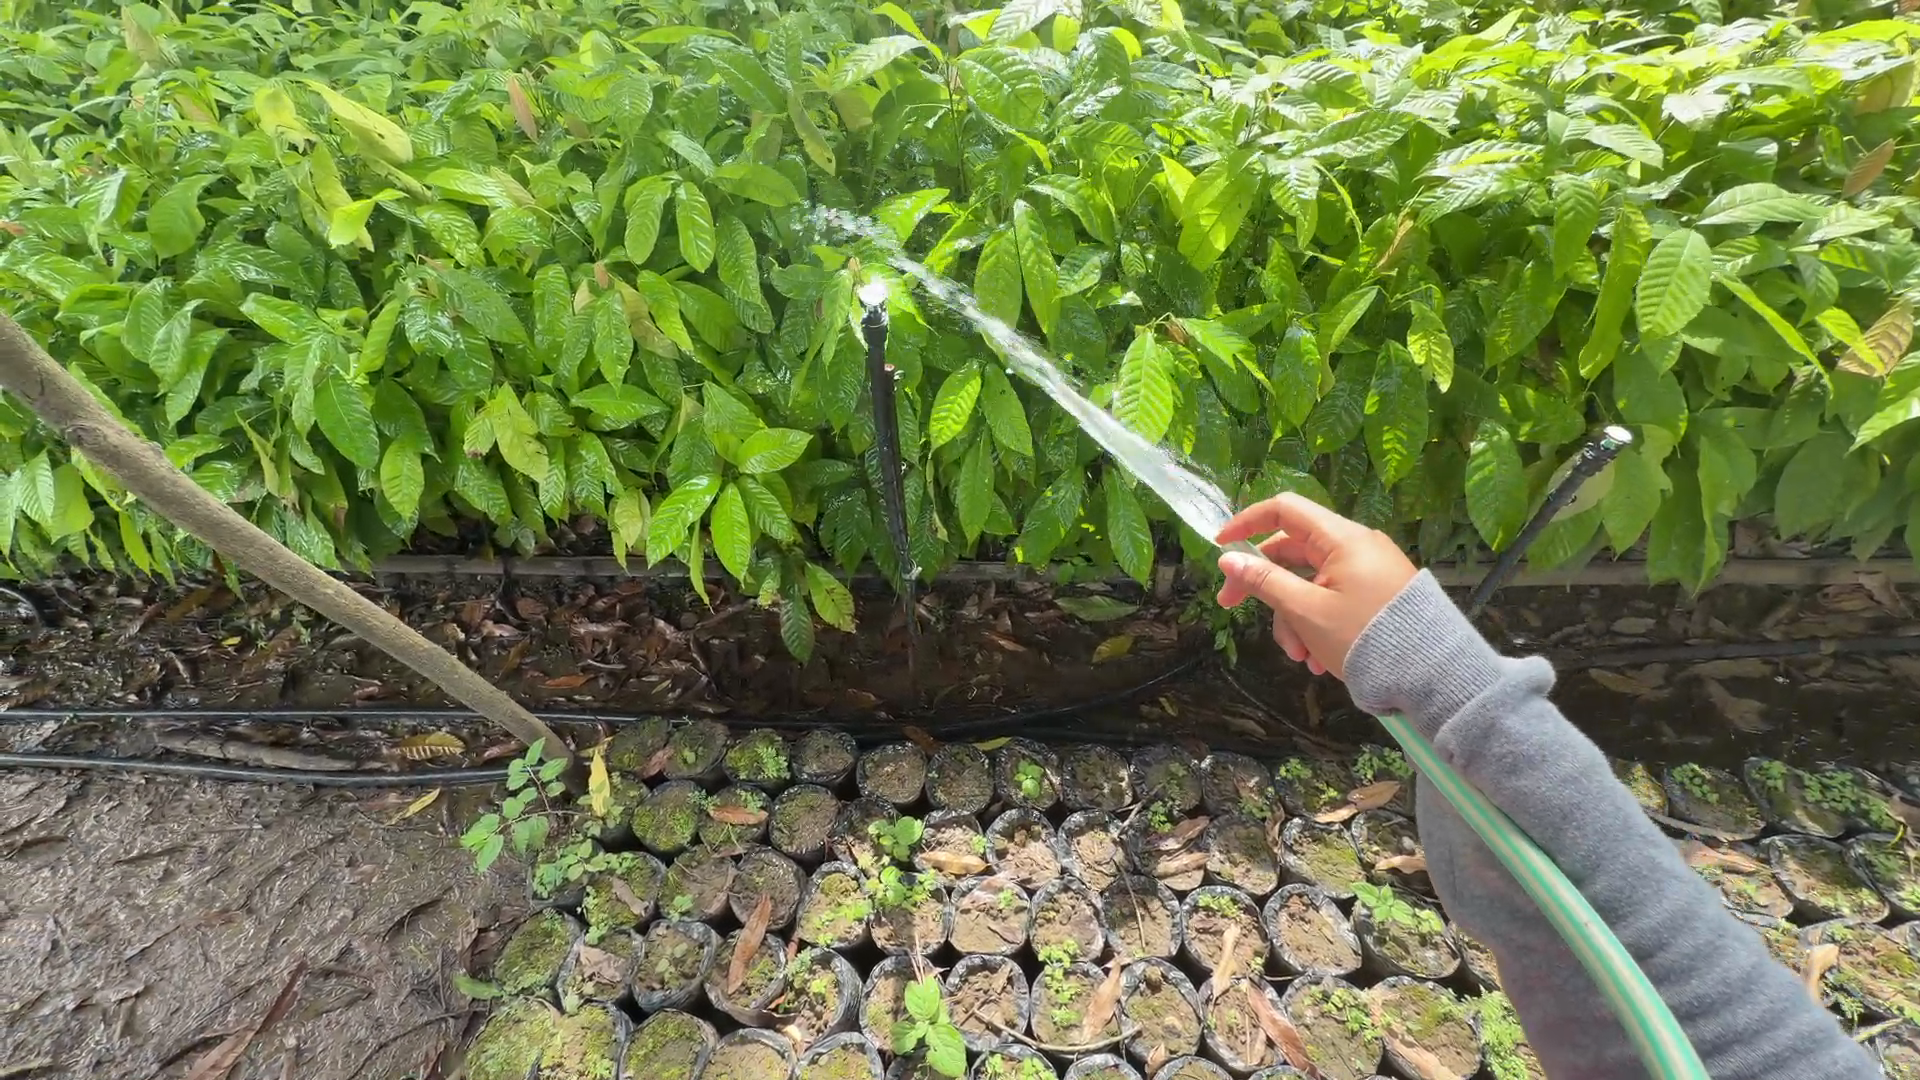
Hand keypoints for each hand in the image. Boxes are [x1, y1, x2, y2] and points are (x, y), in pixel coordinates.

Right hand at [1214, 493, 1416, 679]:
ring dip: (1292, 617)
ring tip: (1299, 657)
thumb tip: (1228, 559)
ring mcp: (1367, 571)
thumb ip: (1263, 581)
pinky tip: (1316, 658)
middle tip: (1232, 607)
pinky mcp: (1375, 594)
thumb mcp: (1305, 611)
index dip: (1247, 522)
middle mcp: (1356, 547)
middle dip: (1264, 586)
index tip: (1220, 545)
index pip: (1284, 510)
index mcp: (1342, 539)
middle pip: (1291, 552)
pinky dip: (1315, 623)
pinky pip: (1331, 598)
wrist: (1436, 677)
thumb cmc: (1364, 637)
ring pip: (1308, 582)